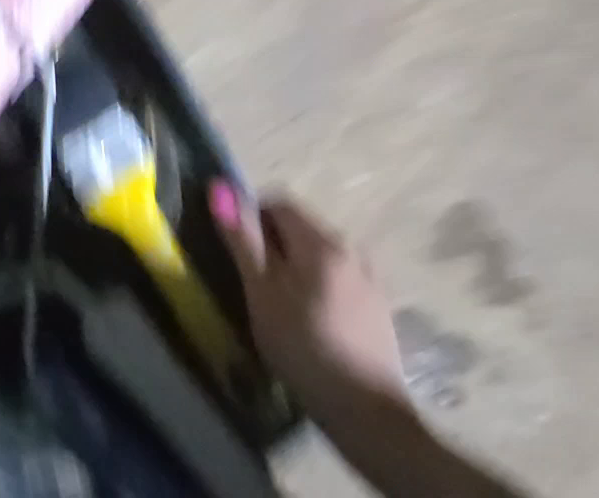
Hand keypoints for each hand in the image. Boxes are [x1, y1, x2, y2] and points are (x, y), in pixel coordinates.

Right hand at [208, 182, 411, 425]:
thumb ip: (241, 238)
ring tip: (279, 302)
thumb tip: (219, 186)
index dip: (250, 216)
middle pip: (301, 226)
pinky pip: (338, 274)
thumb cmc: (302, 346)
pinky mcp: (379, 303)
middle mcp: (352, 248)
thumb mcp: (261, 292)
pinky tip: (310, 318)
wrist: (365, 411)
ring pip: (319, 251)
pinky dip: (317, 282)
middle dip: (272, 242)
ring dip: (294, 264)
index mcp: (322, 242)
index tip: (237, 250)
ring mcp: (371, 277)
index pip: (279, 202)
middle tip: (253, 280)